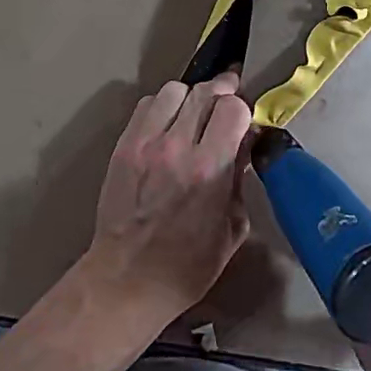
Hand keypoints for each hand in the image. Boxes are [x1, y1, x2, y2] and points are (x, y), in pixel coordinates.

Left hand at [87, 75, 252, 323]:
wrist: (127, 281)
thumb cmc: (188, 264)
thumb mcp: (233, 226)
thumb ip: (241, 177)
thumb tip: (246, 141)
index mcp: (208, 169)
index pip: (233, 107)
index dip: (243, 108)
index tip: (245, 119)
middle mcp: (177, 148)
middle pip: (205, 91)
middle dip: (223, 92)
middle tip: (228, 103)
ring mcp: (145, 144)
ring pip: (175, 90)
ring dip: (192, 97)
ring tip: (196, 113)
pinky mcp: (124, 146)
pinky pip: (147, 104)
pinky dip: (164, 106)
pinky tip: (170, 123)